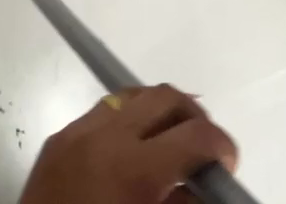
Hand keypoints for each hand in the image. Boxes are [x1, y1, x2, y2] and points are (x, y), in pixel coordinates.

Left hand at [20, 85, 238, 203]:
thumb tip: (202, 190)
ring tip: (170, 144)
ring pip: (131, 96)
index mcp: (132, 168)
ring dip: (158, 113)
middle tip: (203, 149)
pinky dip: (126, 121)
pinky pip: (101, 112)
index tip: (227, 164)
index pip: (194, 134)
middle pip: (164, 97)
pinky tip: (132, 151)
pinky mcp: (58, 138)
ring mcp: (76, 132)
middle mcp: (104, 137)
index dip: (221, 145)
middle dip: (192, 117)